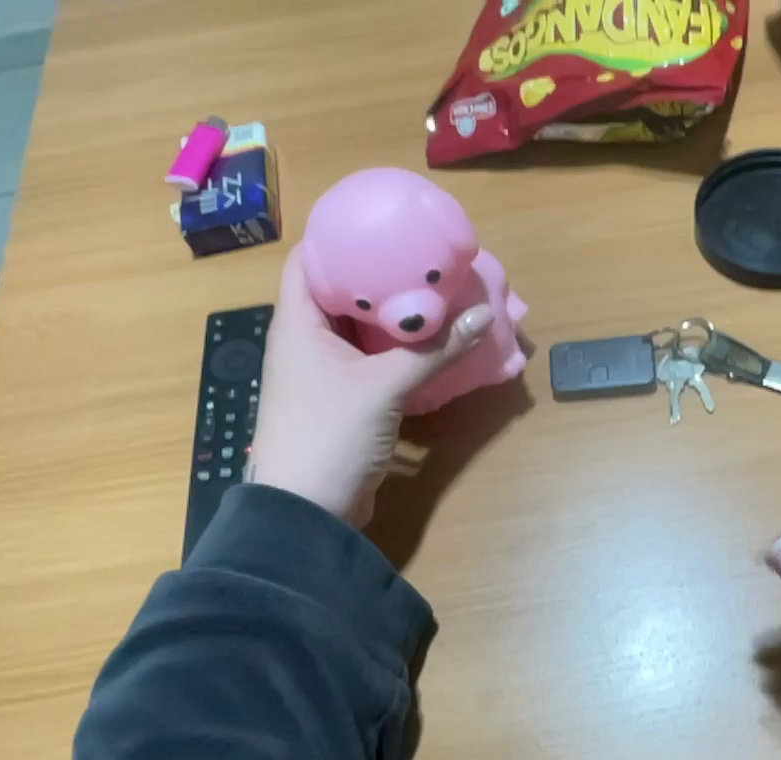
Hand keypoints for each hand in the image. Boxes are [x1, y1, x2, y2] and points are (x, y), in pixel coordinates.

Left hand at [248, 244, 492, 524]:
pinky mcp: (346, 403)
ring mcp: (325, 375)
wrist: (308, 512)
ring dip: (396, 320)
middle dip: (383, 278)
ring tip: (437, 296)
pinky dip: (400, 353)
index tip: (386, 225)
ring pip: (363, 334)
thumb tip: (483, 314)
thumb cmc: (330, 434)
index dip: (341, 237)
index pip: (310, 260)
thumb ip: (434, 350)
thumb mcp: (384, 386)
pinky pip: (374, 364)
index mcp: (297, 324)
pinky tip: (433, 346)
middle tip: (426, 259)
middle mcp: (306, 342)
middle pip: (344, 295)